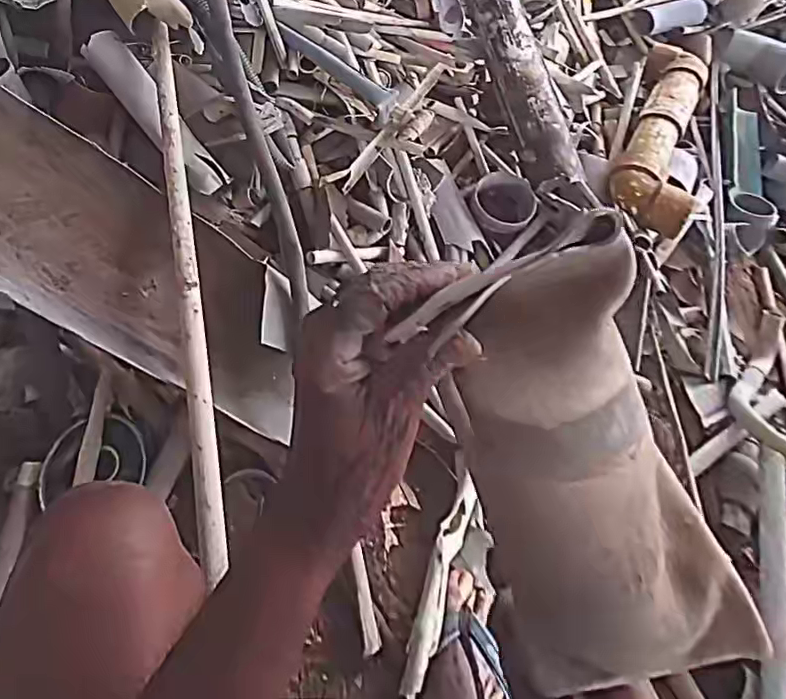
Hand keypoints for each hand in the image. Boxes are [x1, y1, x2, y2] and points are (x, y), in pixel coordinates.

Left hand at [272, 262, 479, 552]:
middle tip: (466, 286)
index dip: (425, 279)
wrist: (319, 508)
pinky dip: (410, 323)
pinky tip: (436, 328)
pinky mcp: (342, 355)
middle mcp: (321, 334)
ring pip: (380, 303)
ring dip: (420, 302)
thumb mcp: (396, 412)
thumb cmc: (343, 475)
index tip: (459, 277)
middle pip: (379, 288)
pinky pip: (379, 323)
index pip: (380, 288)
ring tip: (459, 304)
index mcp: (327, 342)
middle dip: (425, 285)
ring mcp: (329, 342)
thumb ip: (428, 362)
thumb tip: (462, 336)